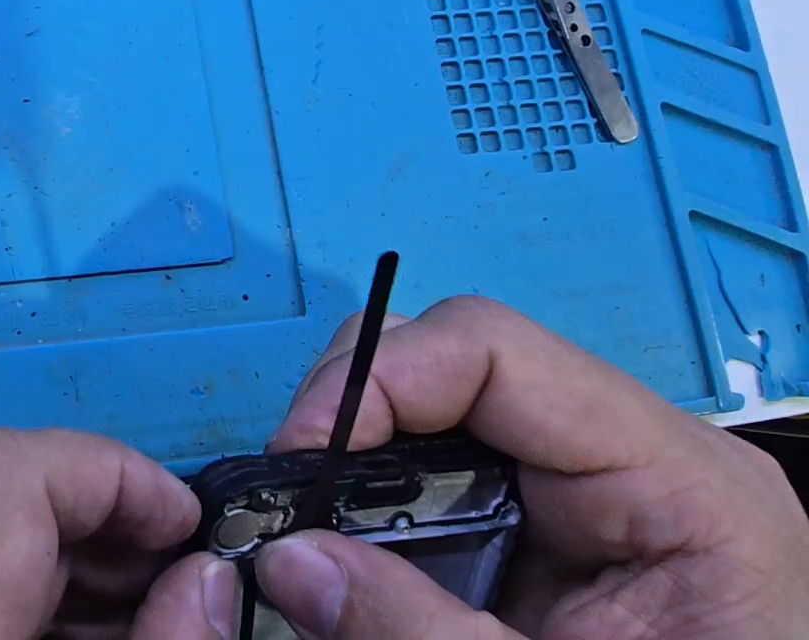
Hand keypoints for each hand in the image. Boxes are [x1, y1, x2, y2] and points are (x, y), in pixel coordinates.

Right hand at [257, 295, 808, 638]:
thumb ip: (422, 632)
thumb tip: (284, 558)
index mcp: (673, 476)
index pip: (487, 347)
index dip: (376, 377)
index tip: (303, 453)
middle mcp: (617, 450)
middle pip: (437, 355)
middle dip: (346, 405)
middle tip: (297, 483)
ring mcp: (570, 476)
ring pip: (417, 396)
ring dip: (345, 445)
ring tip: (314, 515)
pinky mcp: (530, 509)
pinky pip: (422, 453)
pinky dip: (362, 479)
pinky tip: (350, 532)